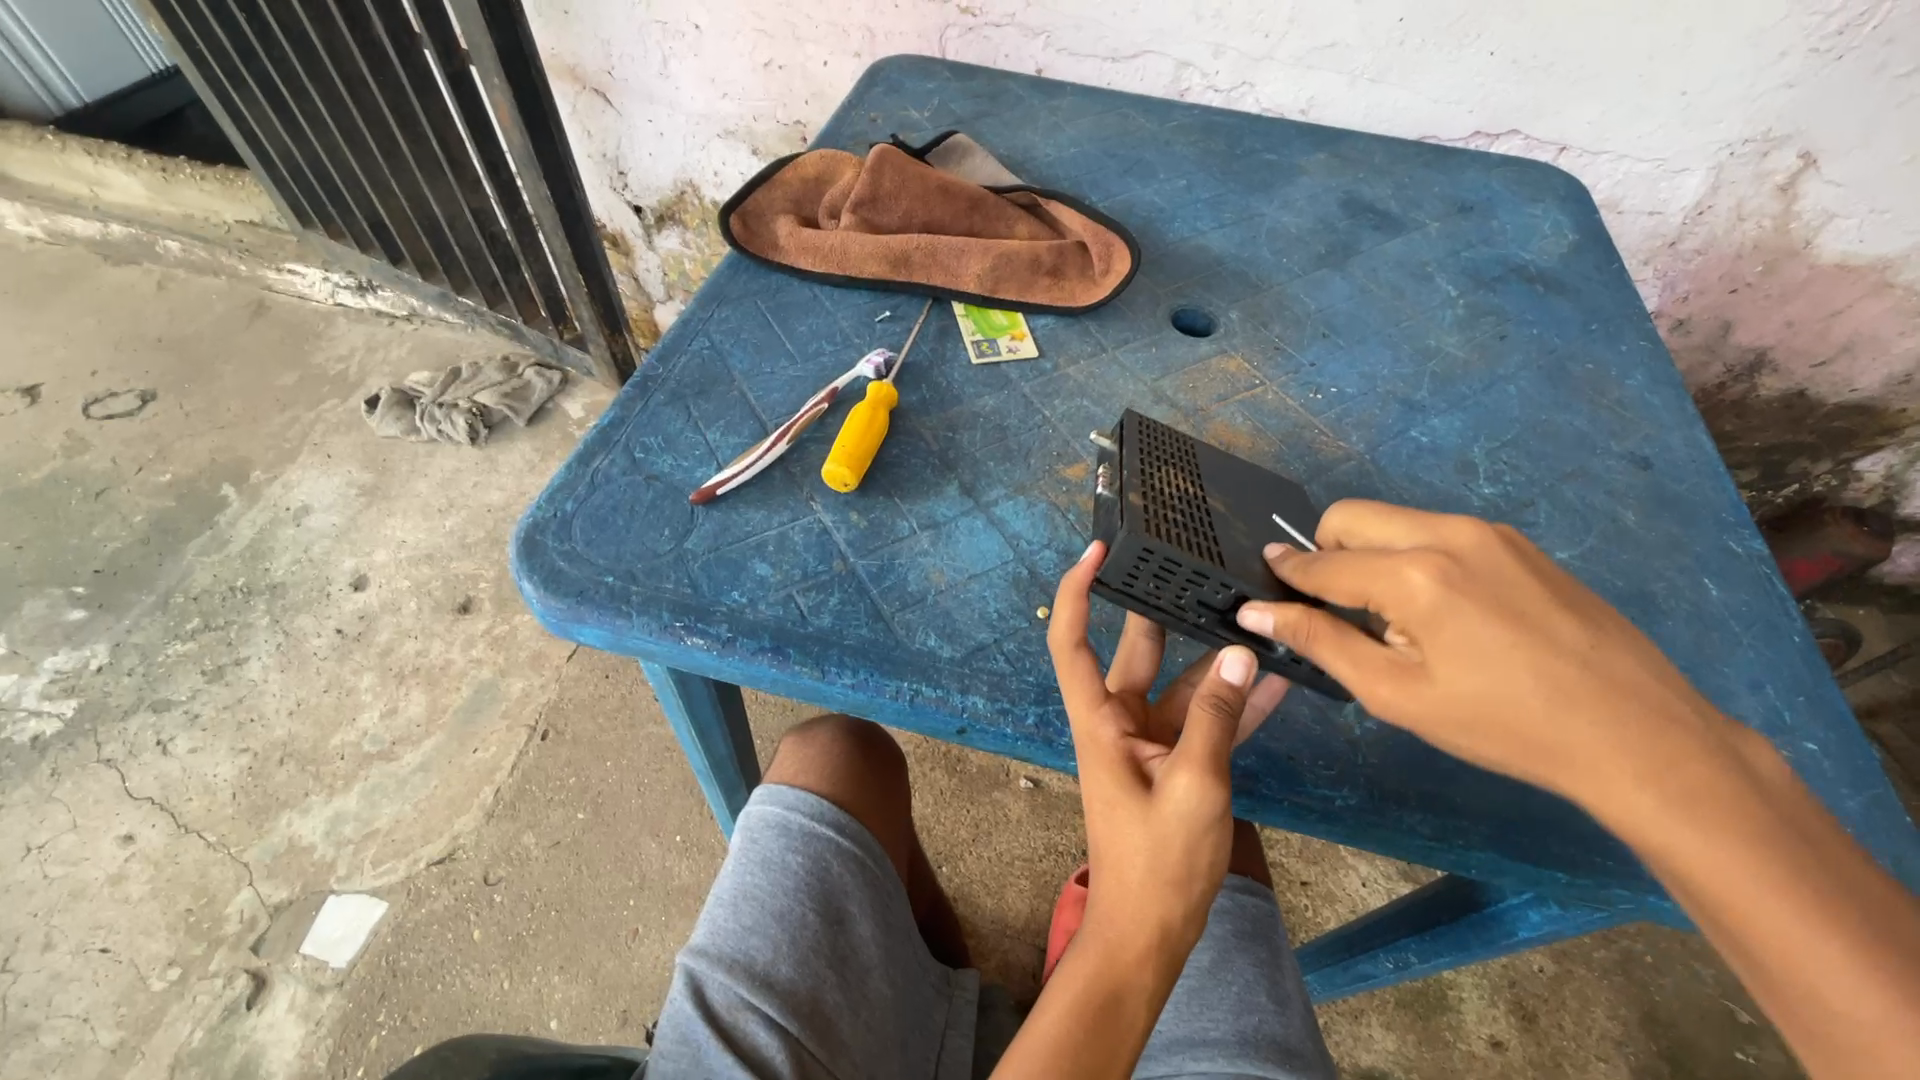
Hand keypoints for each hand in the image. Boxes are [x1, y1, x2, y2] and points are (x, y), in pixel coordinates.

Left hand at [1048, 541, 1287, 948]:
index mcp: (1099, 721)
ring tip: (1258, 620)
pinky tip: (1274, 680)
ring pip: (1181, 687)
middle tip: (1204, 571)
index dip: (1077, 593)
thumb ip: (1216, 717)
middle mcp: (1118, 722)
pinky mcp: (1177, 765)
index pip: (1073, 641)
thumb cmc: (1159, 861)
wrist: (1152, 931)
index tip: (1097, 551)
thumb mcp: (1195, 784)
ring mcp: (1149, 743)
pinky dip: (1232, 706)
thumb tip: (1238, 655)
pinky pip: (1203, 723)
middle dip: (1167, 614)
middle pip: (1138, 653)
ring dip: (1217, 664)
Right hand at [1233, 499, 1738, 805]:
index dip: (1284, 576)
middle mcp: (1448, 533)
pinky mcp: (1519, 544)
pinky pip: (1439, 533)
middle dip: (1324, 553)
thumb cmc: (1503, 726)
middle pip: (1349, 516)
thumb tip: (1257, 611)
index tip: (1262, 591)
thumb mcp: (1397, 694)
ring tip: (1395, 621)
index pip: (1320, 562)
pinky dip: (1415, 559)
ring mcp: (1490, 533)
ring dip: (1371, 556)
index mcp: (1414, 574)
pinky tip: (1446, 616)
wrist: (1637, 734)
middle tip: (1334, 611)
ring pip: (1395, 521)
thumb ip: (1321, 642)